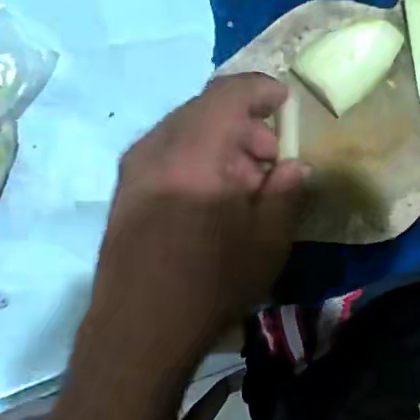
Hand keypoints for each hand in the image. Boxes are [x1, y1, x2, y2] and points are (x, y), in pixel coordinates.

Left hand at [86, 73, 307, 356]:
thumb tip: (294, 165)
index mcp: (196, 154)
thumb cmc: (211, 285)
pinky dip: (197, 157)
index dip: (261, 90)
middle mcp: (156, 149)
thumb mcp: (268, 242)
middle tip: (272, 157)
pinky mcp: (124, 191)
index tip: (286, 103)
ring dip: (220, 140)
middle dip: (244, 122)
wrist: (139, 329)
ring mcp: (133, 169)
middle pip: (204, 109)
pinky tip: (213, 196)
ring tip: (246, 180)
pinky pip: (166, 152)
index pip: (228, 94)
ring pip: (183, 129)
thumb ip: (286, 192)